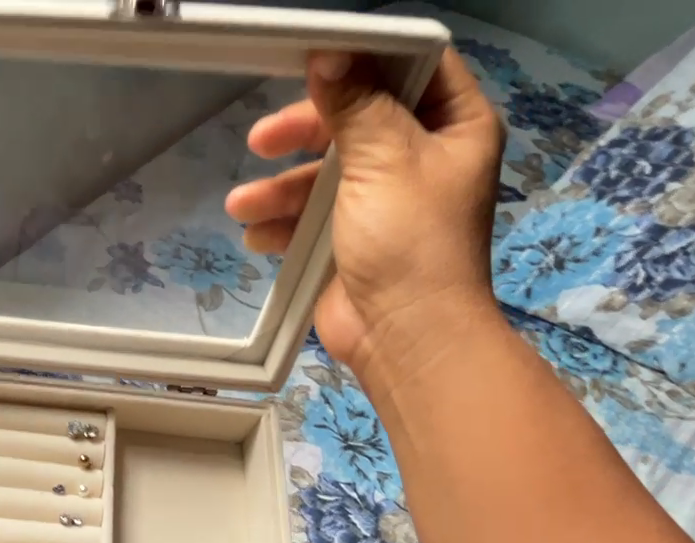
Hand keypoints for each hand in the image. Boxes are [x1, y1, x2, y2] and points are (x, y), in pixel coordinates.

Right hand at [227, 48, 503, 389]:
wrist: (402, 333)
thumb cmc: (409, 240)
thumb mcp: (384, 162)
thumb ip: (356, 107)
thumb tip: (330, 56)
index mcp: (452, 126)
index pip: (412, 69)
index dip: (364, 60)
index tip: (312, 61)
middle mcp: (418, 158)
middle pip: (353, 123)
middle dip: (303, 134)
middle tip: (260, 141)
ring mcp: (380, 203)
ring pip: (322, 176)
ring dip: (279, 189)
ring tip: (242, 206)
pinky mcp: (347, 241)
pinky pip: (308, 220)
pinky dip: (281, 225)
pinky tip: (257, 237)